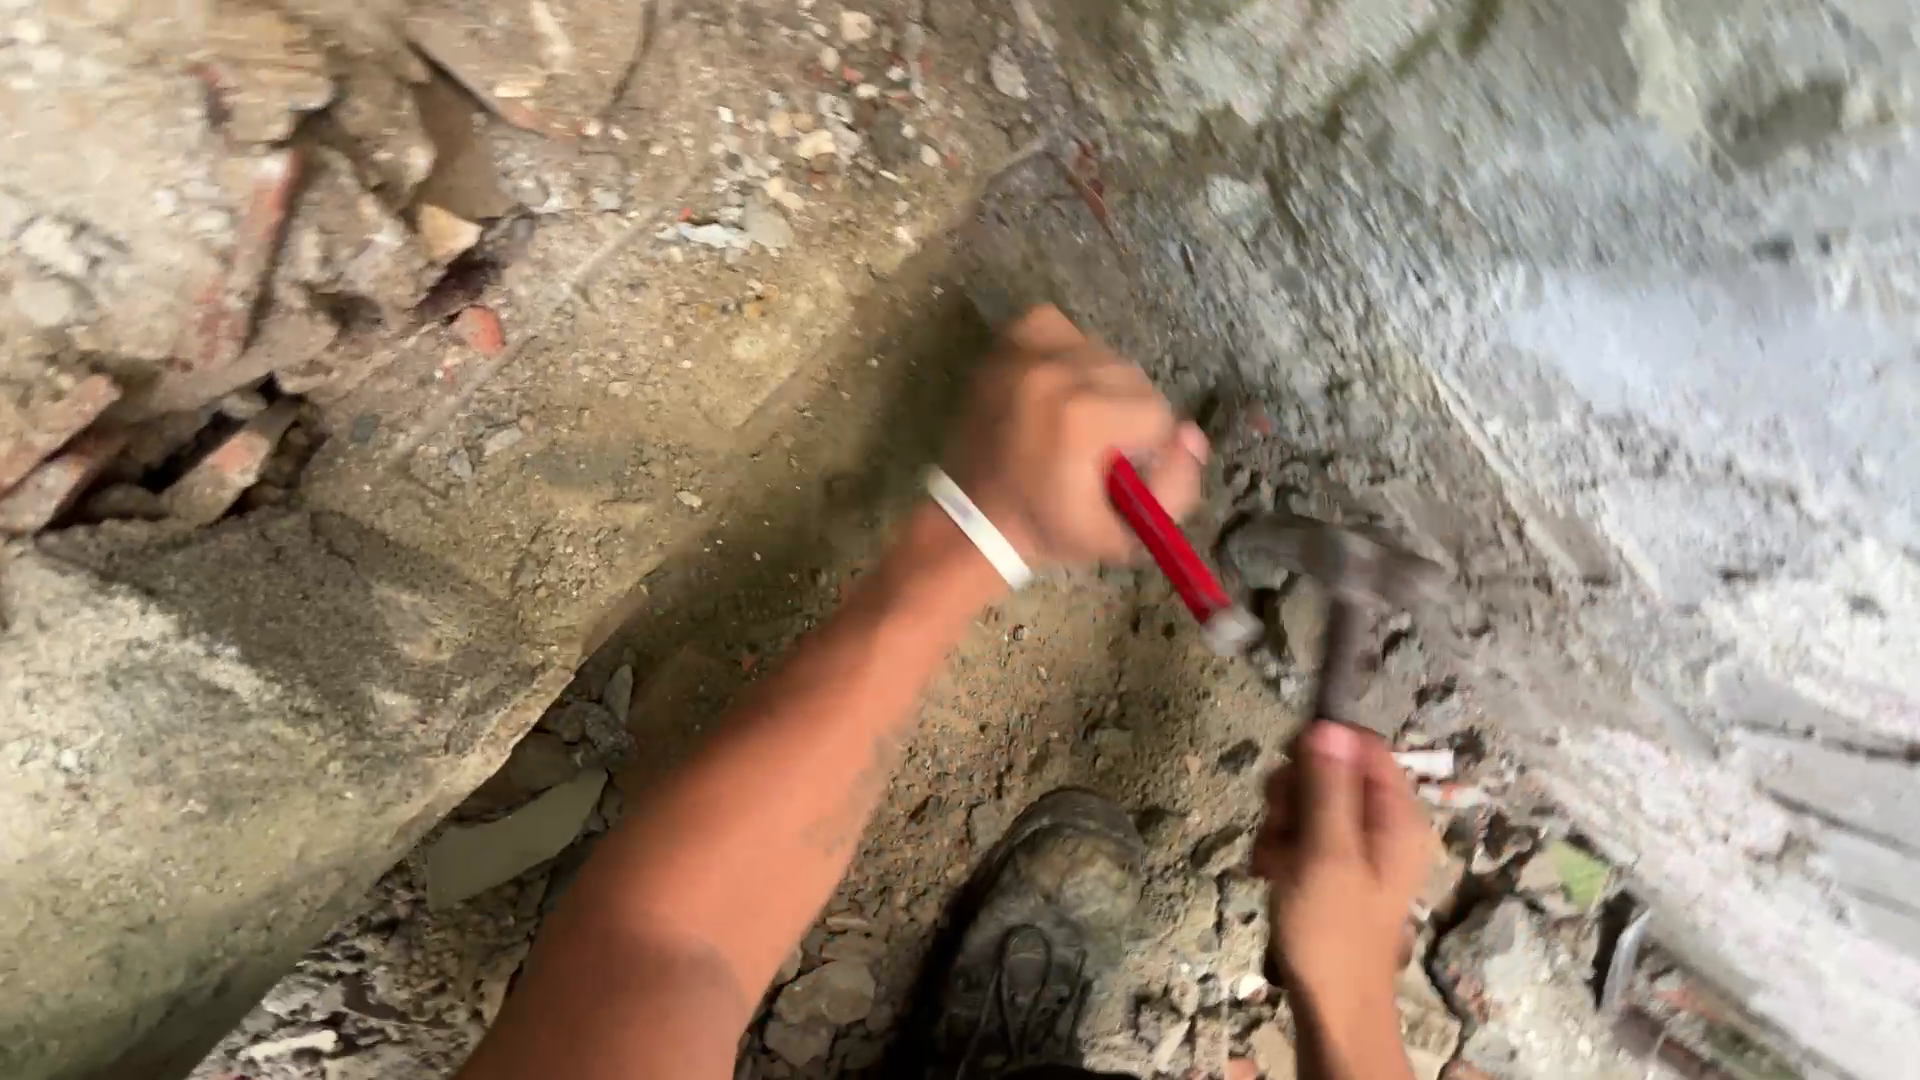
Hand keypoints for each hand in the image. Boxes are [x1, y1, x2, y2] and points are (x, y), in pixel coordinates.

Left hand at [944, 305, 1207, 566]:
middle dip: (1126, 416)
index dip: (1146, 448)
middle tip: (1094, 450)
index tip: (1117, 468)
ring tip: (1072, 423)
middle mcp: (1056, 373)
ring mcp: (1028, 352)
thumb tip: (1190, 434)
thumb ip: (1175, 489)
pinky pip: (1063, 331)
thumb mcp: (1123, 536)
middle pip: (1134, 380)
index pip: (1157, 414)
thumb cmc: (1047, 530)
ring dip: (1100, 387)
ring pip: (1104, 355)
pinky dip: (1069, 355)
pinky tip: (1057, 389)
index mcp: (1083, 418)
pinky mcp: (1008, 342)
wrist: (972, 518)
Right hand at [1251, 722, 1433, 1027]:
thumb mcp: (1325, 852)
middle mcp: (1381, 819)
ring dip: (1278, 819)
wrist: (1330, 1002)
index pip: (1361, 743)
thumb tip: (1327, 724)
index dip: (1319, 747)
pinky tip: (1272, 869)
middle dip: (1291, 791)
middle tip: (1280, 826)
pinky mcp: (1332, 856)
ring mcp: (1356, 839)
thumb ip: (1326, 786)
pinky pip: (1298, 823)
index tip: (1289, 773)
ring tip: (1276, 857)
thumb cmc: (1332, 929)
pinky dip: (1278, 841)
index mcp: (1397, 814)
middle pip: (1326, 766)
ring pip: (1305, 794)